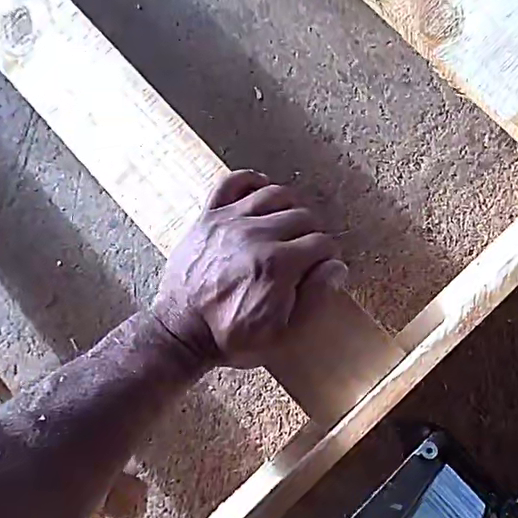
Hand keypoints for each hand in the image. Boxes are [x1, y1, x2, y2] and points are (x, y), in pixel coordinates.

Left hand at [152, 170, 348, 367]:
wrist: (181, 333)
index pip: (322, 243)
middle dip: (314, 232)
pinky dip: (252, 181)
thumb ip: (314, 297)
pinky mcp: (208, 217)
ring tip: (292, 223)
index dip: (329, 256)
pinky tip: (263, 192)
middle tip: (309, 249)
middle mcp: (257, 235)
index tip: (324, 266)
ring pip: (276, 194)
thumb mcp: (284, 333)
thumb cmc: (231, 337)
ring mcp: (230, 222)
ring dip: (292, 206)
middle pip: (303, 216)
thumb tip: (335, 267)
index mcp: (279, 265)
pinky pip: (233, 182)